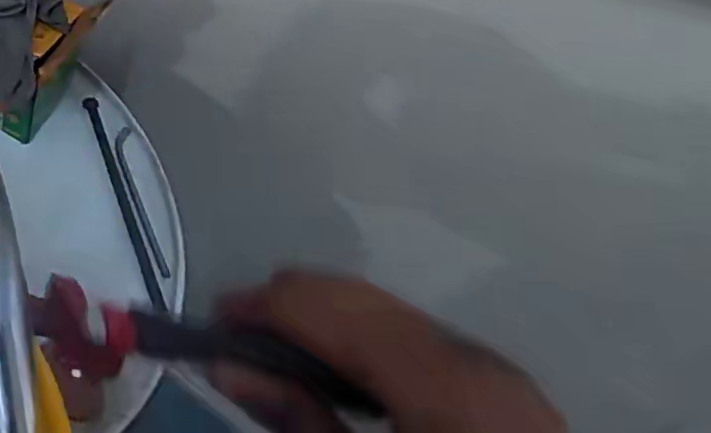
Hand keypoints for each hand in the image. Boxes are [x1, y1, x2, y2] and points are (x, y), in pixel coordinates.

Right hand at [209, 270, 563, 432]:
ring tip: (283, 348)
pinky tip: (341, 366)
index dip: (253, 306)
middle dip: (283, 305)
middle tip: (240, 339)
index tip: (211, 323)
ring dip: (318, 314)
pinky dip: (359, 331)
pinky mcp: (499, 378)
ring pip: (372, 301)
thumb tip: (225, 365)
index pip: (314, 304)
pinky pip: (405, 327)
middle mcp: (463, 351)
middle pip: (341, 291)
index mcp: (432, 377)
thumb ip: (297, 420)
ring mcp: (488, 362)